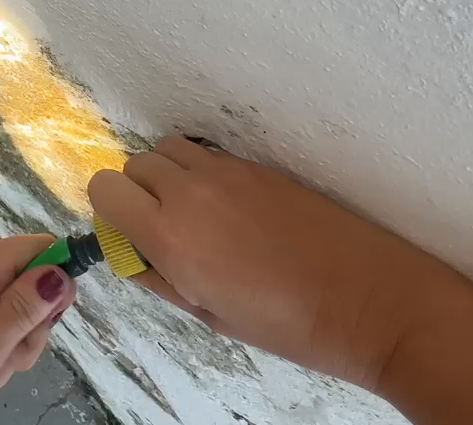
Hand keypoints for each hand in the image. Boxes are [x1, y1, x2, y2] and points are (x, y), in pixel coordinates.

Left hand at [0, 235, 76, 424]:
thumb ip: (27, 307)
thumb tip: (63, 271)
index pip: (40, 247)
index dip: (56, 277)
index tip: (53, 316)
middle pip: (35, 285)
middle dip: (32, 326)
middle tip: (8, 351)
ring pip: (22, 316)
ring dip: (16, 348)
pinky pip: (2, 333)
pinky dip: (0, 356)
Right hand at [88, 137, 459, 388]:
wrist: (369, 299)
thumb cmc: (287, 324)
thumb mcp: (210, 315)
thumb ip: (158, 278)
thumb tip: (129, 251)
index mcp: (170, 237)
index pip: (104, 188)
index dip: (110, 208)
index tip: (129, 229)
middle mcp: (188, 192)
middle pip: (133, 164)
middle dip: (138, 191)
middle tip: (165, 225)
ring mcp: (224, 171)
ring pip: (168, 148)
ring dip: (169, 173)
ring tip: (196, 209)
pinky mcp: (254, 163)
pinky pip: (207, 153)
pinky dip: (203, 171)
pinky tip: (233, 207)